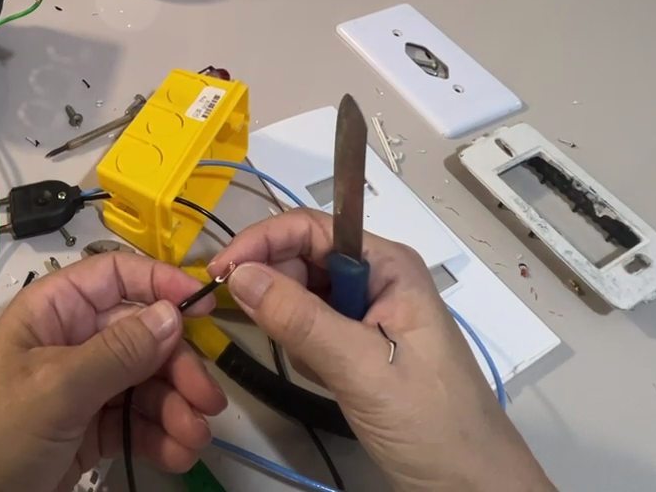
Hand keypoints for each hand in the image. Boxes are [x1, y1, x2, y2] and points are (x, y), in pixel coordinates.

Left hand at [0, 252, 228, 491]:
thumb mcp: (55, 386)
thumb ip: (117, 351)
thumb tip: (172, 315)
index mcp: (54, 309)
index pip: (115, 276)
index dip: (159, 283)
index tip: (203, 304)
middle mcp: (71, 340)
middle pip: (140, 332)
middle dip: (176, 361)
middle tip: (207, 398)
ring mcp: (81, 387)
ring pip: (144, 380)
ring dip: (175, 404)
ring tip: (194, 437)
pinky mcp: (87, 430)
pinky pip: (135, 419)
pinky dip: (160, 433)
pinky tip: (178, 451)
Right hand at [209, 210, 554, 491]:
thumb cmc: (435, 428)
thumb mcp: (363, 370)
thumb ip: (300, 319)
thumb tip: (238, 274)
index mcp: (386, 265)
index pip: (310, 228)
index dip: (262, 240)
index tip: (220, 270)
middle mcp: (374, 277)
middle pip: (299, 256)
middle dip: (270, 282)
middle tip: (246, 319)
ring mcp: (365, 311)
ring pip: (298, 291)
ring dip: (285, 319)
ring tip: (304, 360)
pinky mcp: (356, 344)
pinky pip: (306, 325)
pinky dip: (296, 344)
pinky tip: (316, 374)